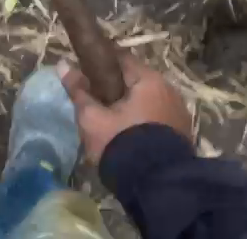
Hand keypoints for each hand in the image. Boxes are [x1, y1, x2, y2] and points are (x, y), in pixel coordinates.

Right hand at [60, 55, 192, 165]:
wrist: (158, 189)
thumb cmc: (122, 143)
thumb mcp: (92, 117)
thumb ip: (78, 90)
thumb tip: (63, 64)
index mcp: (148, 79)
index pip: (120, 58)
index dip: (99, 63)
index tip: (84, 75)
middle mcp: (169, 90)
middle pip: (134, 80)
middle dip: (114, 88)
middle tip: (95, 102)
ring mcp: (179, 114)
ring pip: (146, 100)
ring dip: (129, 106)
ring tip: (110, 122)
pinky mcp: (183, 135)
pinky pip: (157, 117)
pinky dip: (142, 121)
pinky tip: (128, 136)